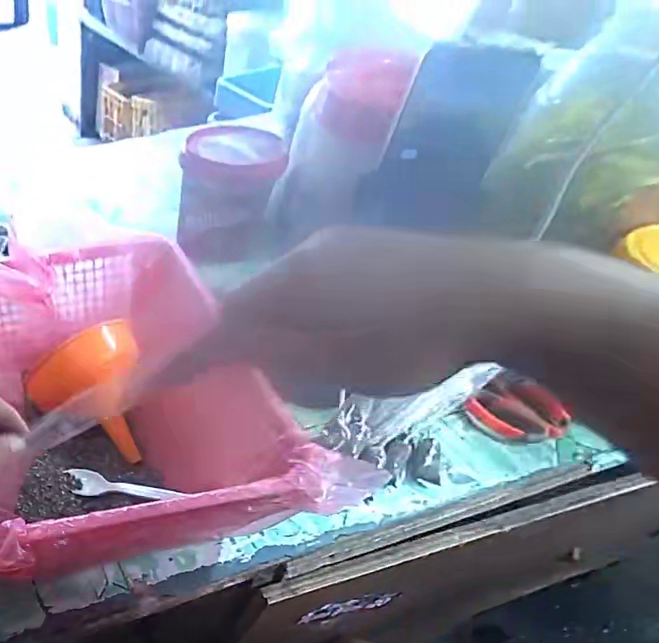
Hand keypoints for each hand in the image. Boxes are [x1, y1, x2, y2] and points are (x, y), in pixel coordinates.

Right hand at [189, 227, 619, 396]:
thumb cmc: (414, 341)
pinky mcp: (366, 250)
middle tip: (210, 376)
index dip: (185, 355)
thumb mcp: (336, 364)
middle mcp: (306, 251)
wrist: (506, 295)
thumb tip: (223, 350)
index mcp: (292, 280)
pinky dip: (293, 316)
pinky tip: (316, 335)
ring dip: (264, 329)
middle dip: (226, 342)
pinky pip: (307, 286)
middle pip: (246, 303)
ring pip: (278, 294)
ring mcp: (339, 246)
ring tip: (269, 364)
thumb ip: (272, 356)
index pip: (221, 322)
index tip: (152, 380)